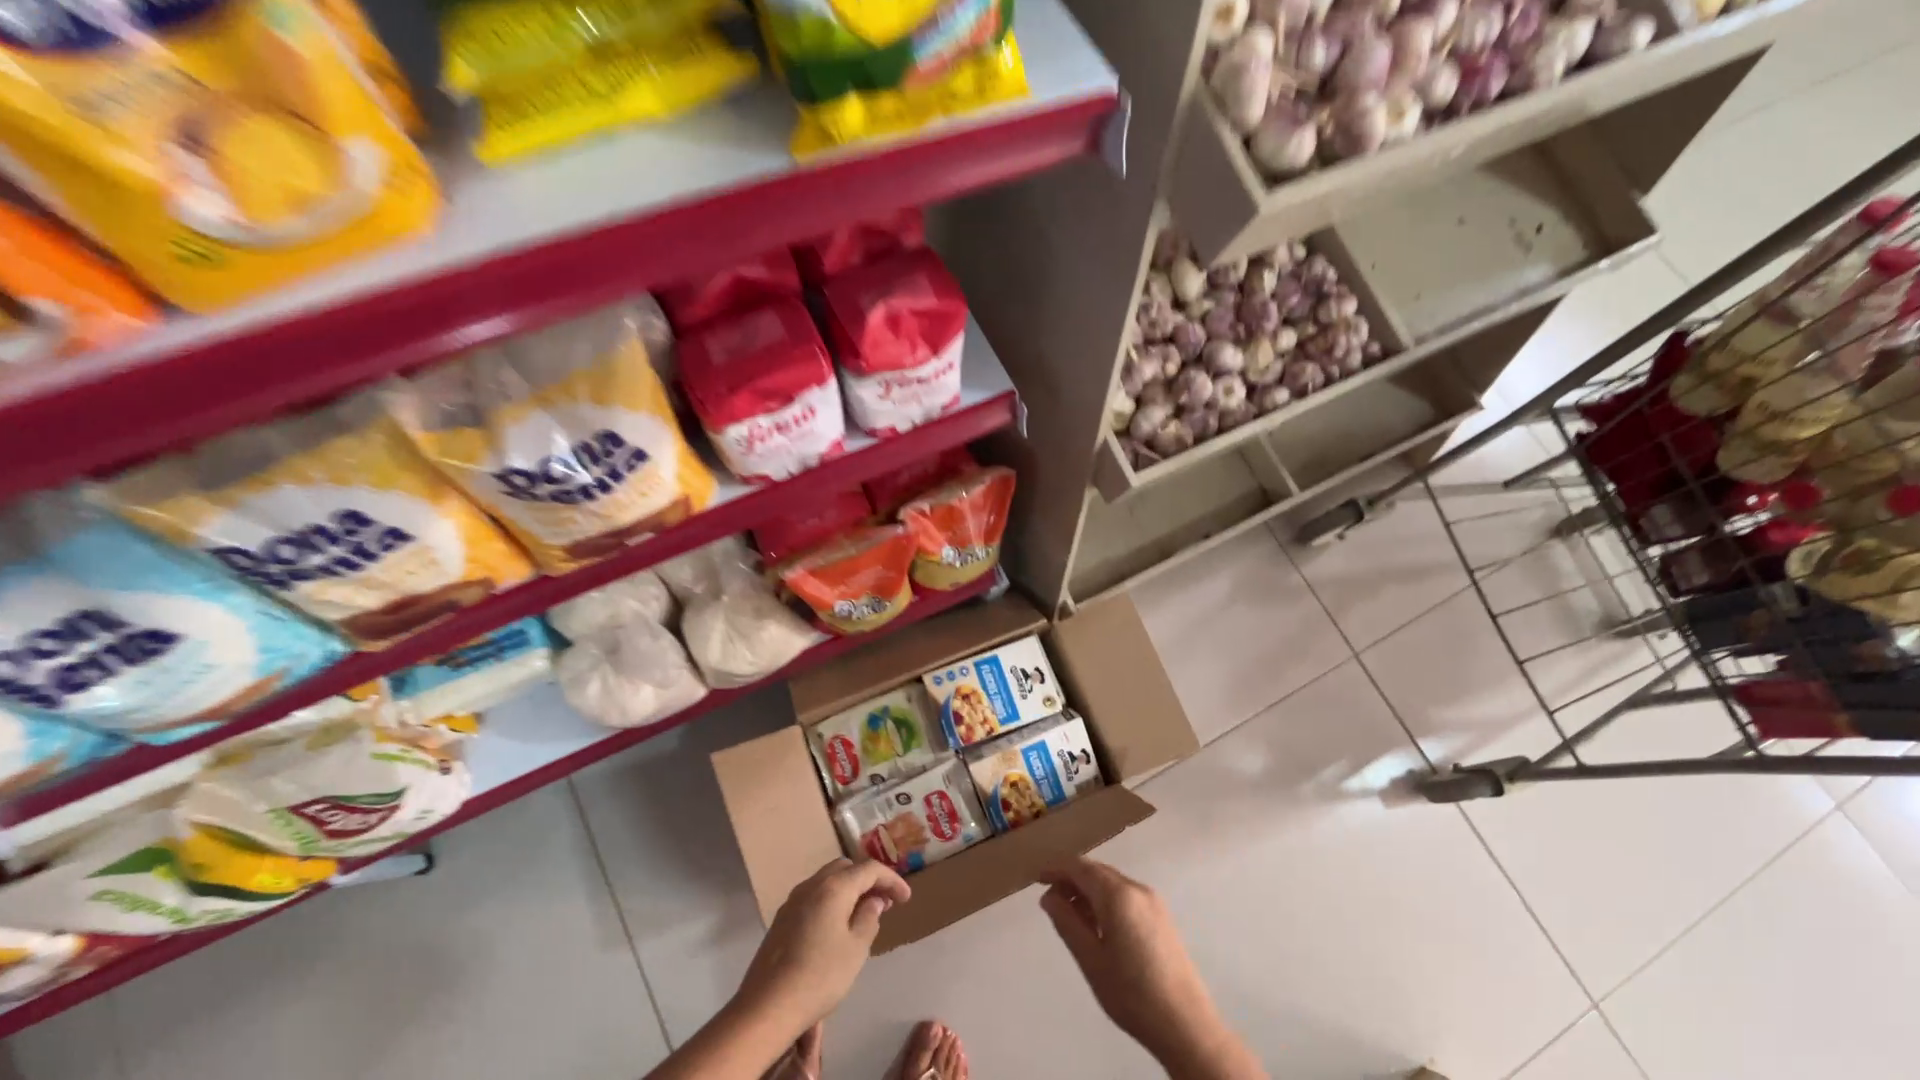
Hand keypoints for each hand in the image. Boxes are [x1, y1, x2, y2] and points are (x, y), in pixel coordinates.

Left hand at [735, 858, 910, 1036]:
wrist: (769, 1005)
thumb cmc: (821, 976)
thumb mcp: (856, 948)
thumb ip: (869, 918)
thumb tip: (874, 901)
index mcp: (833, 888)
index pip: (869, 869)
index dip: (892, 880)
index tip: (906, 899)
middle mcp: (811, 885)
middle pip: (845, 868)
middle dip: (868, 880)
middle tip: (885, 903)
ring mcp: (792, 901)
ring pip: (826, 881)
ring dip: (849, 889)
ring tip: (863, 914)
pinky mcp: (781, 919)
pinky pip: (813, 897)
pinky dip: (831, 901)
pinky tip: (837, 926)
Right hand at [1040, 857, 1261, 1079]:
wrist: (1184, 1023)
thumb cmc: (1130, 992)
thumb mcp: (1090, 959)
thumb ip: (1067, 922)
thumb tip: (1049, 896)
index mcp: (1119, 895)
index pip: (1081, 868)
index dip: (1056, 868)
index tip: (1036, 879)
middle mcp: (1139, 890)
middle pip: (1098, 872)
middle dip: (1072, 879)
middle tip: (1049, 899)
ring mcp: (1154, 904)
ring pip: (1113, 885)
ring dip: (1089, 892)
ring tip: (1069, 916)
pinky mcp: (1162, 920)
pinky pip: (1127, 898)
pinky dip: (1106, 902)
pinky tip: (1097, 926)